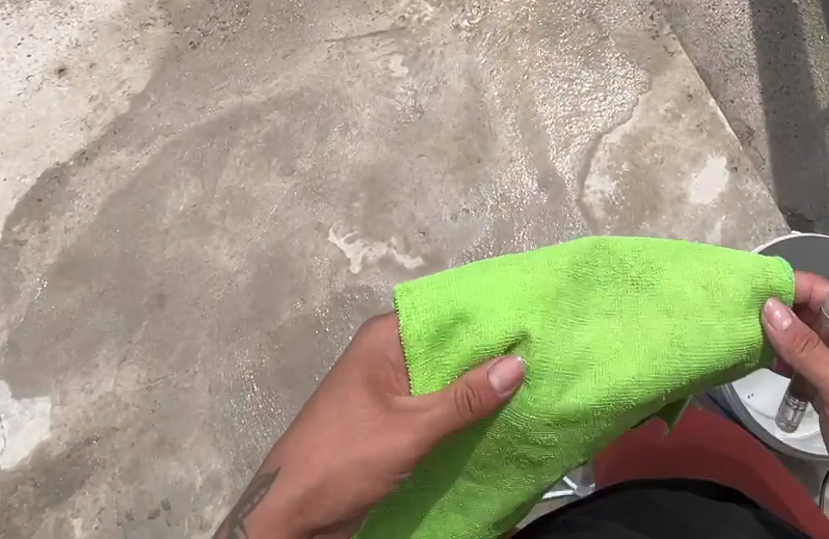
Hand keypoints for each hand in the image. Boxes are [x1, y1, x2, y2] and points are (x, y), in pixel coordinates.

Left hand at [214, 313, 524, 538]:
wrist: (287, 522)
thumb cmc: (342, 459)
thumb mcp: (409, 430)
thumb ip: (464, 399)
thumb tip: (519, 362)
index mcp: (384, 337)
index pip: (445, 311)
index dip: (487, 313)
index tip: (530, 313)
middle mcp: (388, 353)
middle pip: (448, 344)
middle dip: (489, 350)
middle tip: (541, 345)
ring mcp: (388, 387)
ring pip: (444, 376)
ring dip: (478, 382)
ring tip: (532, 374)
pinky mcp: (391, 418)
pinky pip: (435, 403)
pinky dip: (462, 407)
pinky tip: (499, 408)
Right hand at [762, 273, 828, 538]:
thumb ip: (804, 348)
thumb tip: (767, 306)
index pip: (821, 293)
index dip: (788, 286)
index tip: (750, 288)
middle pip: (807, 314)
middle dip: (776, 312)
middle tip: (735, 311)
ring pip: (800, 342)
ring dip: (775, 339)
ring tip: (739, 334)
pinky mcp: (826, 395)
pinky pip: (799, 369)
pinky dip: (780, 365)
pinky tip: (755, 361)